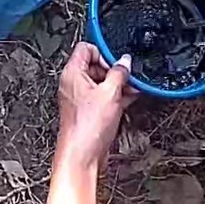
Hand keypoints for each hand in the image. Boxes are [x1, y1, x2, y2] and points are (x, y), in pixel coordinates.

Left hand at [55, 42, 134, 166]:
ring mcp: (79, 98)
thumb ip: (119, 73)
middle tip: (127, 79)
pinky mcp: (87, 111)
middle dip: (114, 71)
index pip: (86, 48)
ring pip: (101, 82)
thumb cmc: (87, 127)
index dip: (104, 53)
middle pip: (95, 65)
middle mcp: (73, 84)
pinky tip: (128, 99)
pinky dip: (115, 96)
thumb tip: (124, 62)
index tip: (118, 63)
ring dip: (117, 84)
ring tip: (132, 90)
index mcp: (72, 73)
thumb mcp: (111, 93)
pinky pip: (102, 97)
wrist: (82, 155)